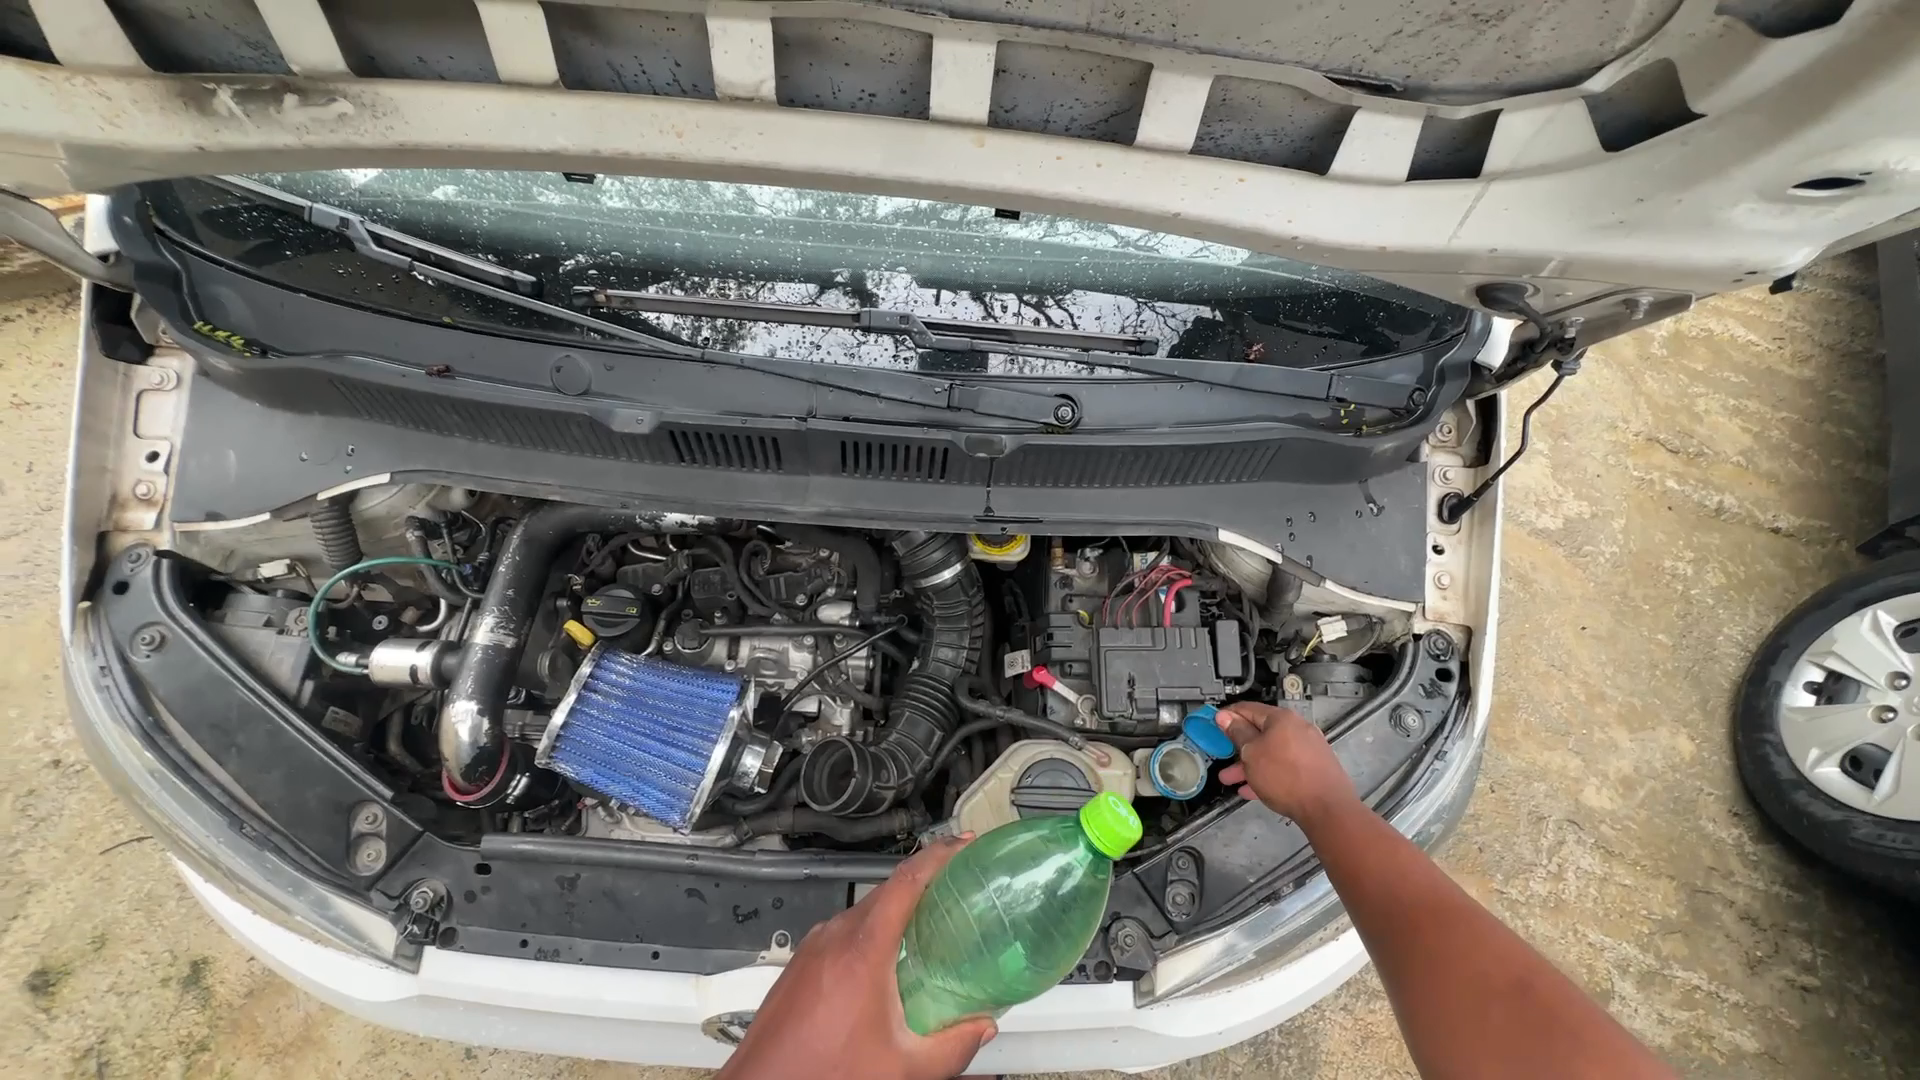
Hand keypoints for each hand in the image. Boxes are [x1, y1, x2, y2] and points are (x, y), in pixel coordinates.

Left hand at [717, 835, 996, 1079]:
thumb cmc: (825, 1075)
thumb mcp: (900, 1070)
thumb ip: (950, 1048)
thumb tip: (983, 1028)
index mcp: (863, 949)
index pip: (906, 881)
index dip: (938, 855)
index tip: (963, 844)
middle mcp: (835, 935)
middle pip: (888, 890)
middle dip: (924, 881)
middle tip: (956, 886)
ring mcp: (814, 945)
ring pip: (864, 910)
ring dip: (896, 910)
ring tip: (927, 924)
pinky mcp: (801, 960)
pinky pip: (844, 930)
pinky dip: (871, 930)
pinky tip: (885, 958)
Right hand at [1216, 702, 1358, 829]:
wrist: (1327, 809)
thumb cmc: (1285, 777)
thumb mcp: (1251, 753)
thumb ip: (1237, 733)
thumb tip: (1226, 717)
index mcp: (1282, 718)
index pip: (1247, 708)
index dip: (1228, 716)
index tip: (1214, 725)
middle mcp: (1298, 728)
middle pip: (1260, 732)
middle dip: (1238, 746)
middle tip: (1222, 755)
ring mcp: (1309, 749)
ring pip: (1271, 752)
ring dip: (1250, 764)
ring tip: (1231, 779)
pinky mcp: (1315, 768)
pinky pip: (1284, 766)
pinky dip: (1268, 773)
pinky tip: (1253, 790)